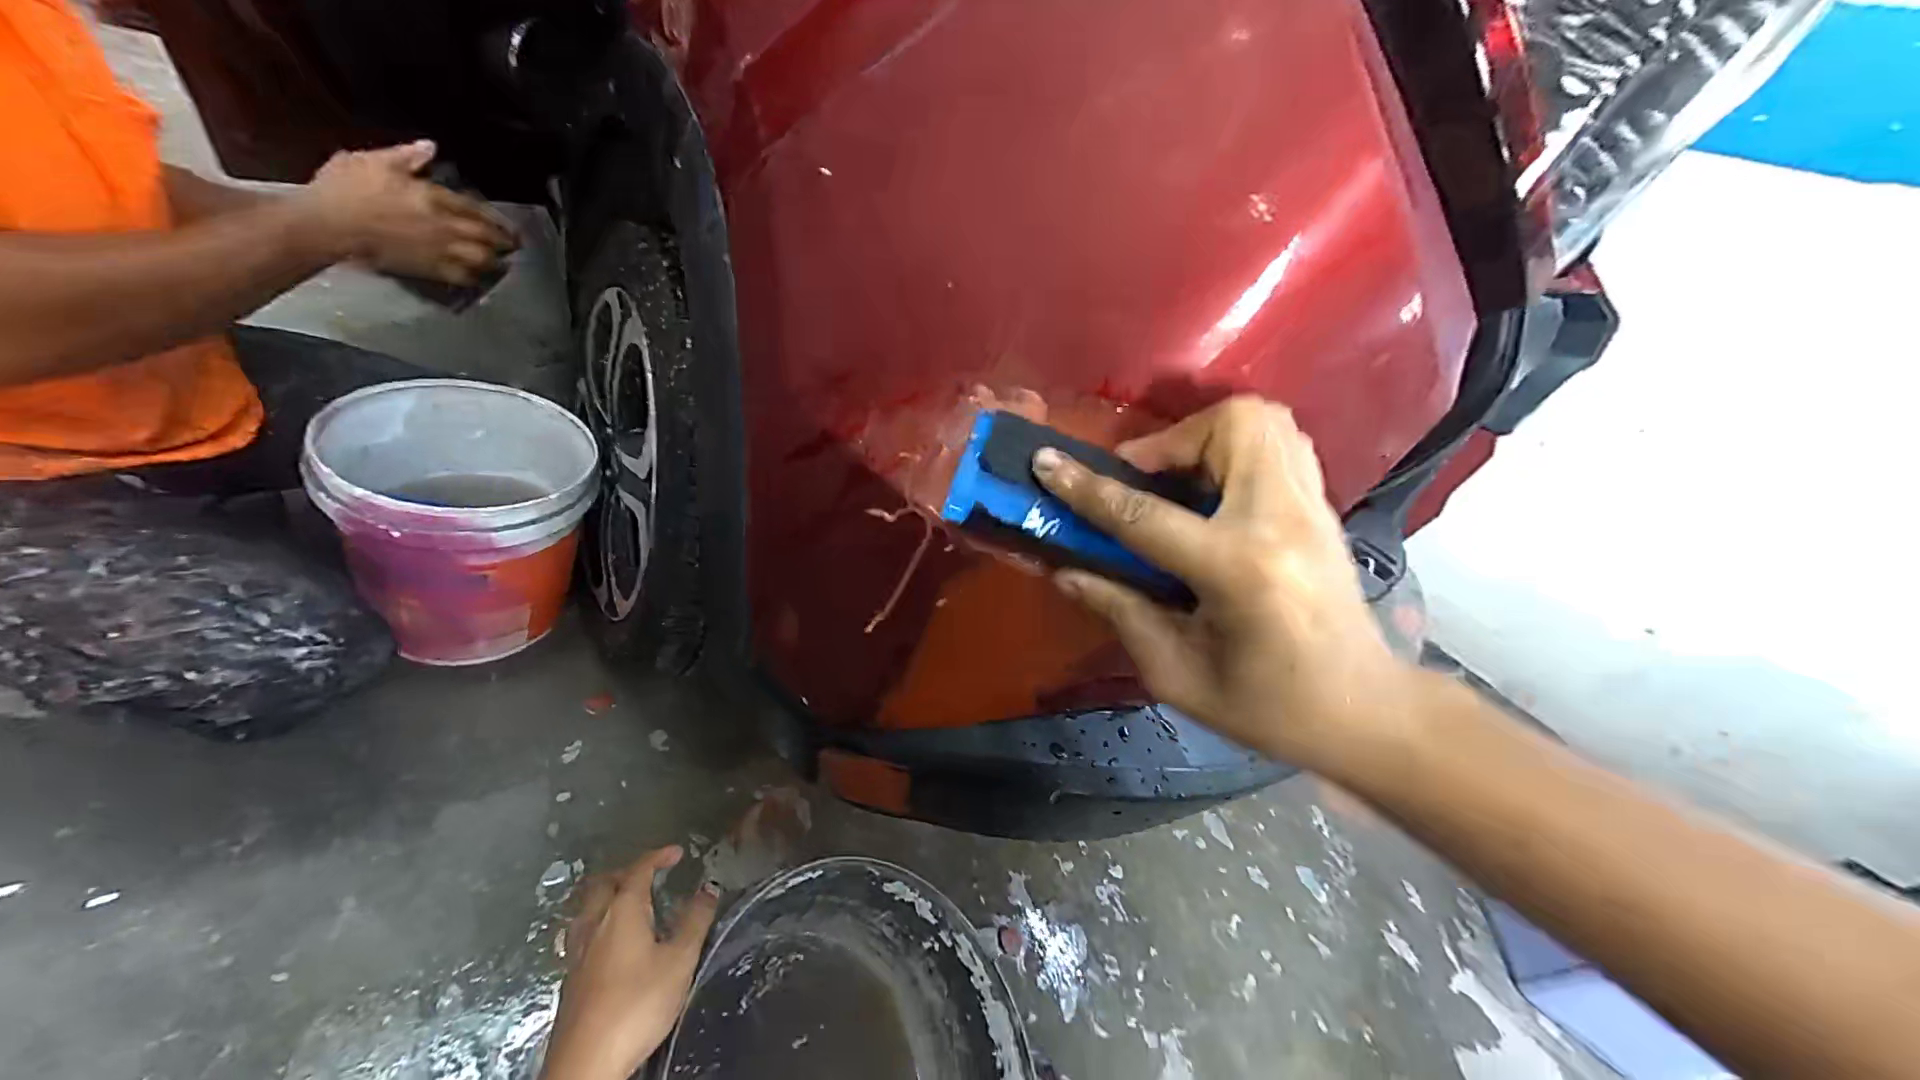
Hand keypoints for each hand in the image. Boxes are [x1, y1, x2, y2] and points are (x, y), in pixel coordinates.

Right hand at [295, 140, 517, 285]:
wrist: (328, 224)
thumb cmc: (346, 188)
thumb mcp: (373, 162)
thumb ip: (407, 156)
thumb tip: (432, 146)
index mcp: (434, 197)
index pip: (475, 209)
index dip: (495, 219)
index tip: (507, 225)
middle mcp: (445, 225)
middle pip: (486, 236)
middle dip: (504, 241)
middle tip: (514, 245)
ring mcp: (439, 249)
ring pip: (481, 258)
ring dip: (494, 259)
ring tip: (501, 261)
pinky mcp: (429, 268)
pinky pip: (462, 277)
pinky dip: (473, 277)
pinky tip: (477, 276)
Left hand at [541, 846, 719, 1079]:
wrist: (585, 1064)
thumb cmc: (636, 1005)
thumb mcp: (679, 960)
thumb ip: (695, 921)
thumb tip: (709, 887)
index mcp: (621, 912)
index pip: (638, 870)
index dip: (658, 856)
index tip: (677, 852)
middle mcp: (594, 925)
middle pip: (604, 884)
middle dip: (627, 871)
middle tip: (651, 873)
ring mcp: (576, 954)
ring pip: (587, 909)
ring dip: (608, 896)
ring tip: (629, 902)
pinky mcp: (569, 980)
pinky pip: (583, 933)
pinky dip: (600, 922)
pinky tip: (611, 942)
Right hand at [1031, 396, 1412, 767]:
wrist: (1365, 712)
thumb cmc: (1269, 708)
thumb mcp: (1177, 674)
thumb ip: (1119, 611)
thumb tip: (1064, 571)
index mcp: (1237, 570)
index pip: (1145, 515)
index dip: (1086, 489)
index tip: (1045, 462)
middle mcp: (1280, 520)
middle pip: (1228, 428)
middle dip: (1170, 441)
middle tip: (1142, 479)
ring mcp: (1312, 507)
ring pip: (1261, 420)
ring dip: (1205, 436)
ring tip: (1178, 481)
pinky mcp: (1323, 507)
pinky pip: (1279, 441)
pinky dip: (1236, 447)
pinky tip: (1215, 491)